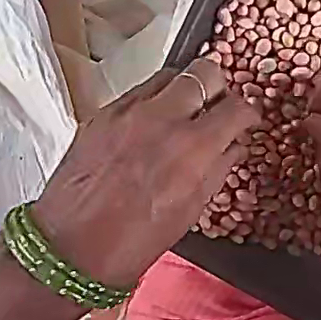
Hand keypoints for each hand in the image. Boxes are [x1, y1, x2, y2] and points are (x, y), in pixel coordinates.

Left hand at [32, 59, 258, 287]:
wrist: (72, 247)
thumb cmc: (135, 239)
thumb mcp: (191, 209)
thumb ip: (218, 168)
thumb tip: (234, 146)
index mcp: (193, 147)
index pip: (236, 106)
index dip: (248, 112)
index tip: (246, 118)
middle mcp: (162, 118)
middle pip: (205, 71)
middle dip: (219, 87)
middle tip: (217, 106)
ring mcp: (128, 112)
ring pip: (169, 75)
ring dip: (184, 88)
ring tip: (184, 111)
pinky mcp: (101, 114)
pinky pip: (137, 92)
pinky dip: (153, 101)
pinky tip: (152, 124)